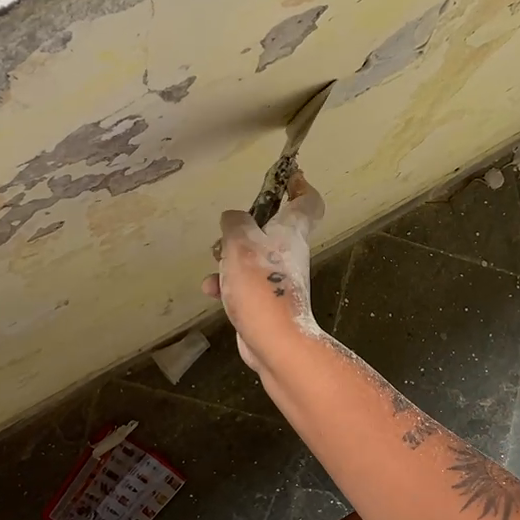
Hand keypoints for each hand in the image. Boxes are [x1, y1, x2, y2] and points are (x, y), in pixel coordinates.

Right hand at [202, 173, 325, 369]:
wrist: (275, 342)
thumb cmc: (261, 286)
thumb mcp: (240, 242)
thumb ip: (235, 223)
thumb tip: (233, 218)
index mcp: (291, 233)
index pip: (308, 202)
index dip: (300, 186)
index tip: (286, 177)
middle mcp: (289, 254)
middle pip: (272, 229)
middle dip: (245, 226)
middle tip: (227, 229)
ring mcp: (278, 280)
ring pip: (252, 257)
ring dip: (228, 257)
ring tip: (214, 263)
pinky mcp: (266, 302)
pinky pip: (243, 284)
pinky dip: (226, 285)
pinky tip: (211, 291)